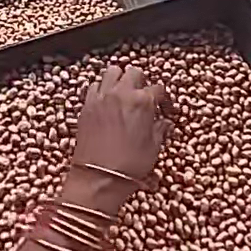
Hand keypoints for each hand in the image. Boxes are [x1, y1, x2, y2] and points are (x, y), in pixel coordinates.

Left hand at [64, 65, 168, 213]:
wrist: (98, 177)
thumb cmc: (129, 165)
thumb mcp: (153, 147)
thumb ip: (160, 129)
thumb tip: (164, 123)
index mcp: (142, 101)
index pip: (158, 89)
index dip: (163, 98)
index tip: (163, 107)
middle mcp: (121, 93)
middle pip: (134, 72)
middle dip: (141, 81)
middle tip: (143, 96)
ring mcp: (101, 97)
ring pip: (112, 72)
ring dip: (120, 79)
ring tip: (123, 93)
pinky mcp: (86, 105)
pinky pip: (94, 86)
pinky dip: (101, 89)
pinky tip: (106, 101)